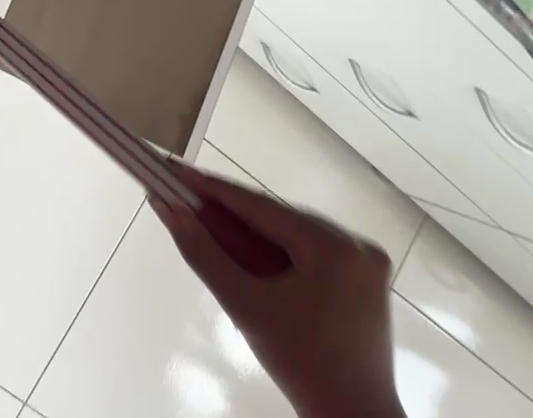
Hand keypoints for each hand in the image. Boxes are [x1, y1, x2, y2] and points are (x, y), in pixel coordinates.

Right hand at [152, 163, 403, 417]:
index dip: (213, 188)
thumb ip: (202, 251)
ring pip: (291, 233)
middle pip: (277, 218)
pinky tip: (246, 253)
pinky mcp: (364, 279)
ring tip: (209, 226)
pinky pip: (308, 250)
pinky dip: (275, 249)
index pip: (260, 206)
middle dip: (230, 213)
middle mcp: (356, 245)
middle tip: (187, 201)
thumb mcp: (243, 304)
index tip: (176, 172)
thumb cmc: (297, 360)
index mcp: (334, 247)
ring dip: (251, 231)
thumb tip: (167, 208)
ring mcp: (365, 262)